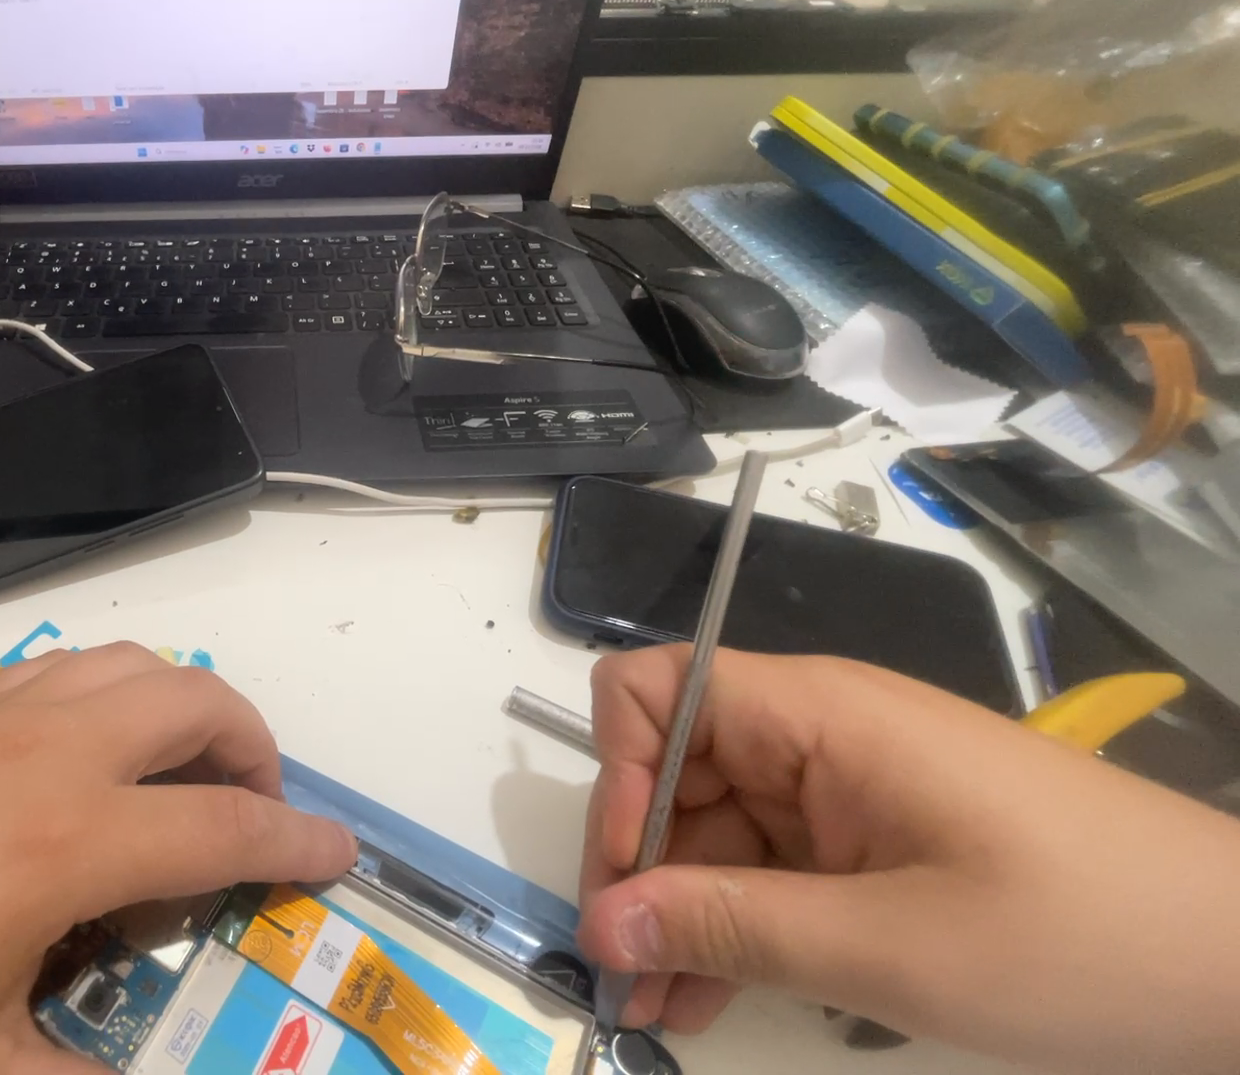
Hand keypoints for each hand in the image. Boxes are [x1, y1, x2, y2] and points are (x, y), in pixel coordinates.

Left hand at [0, 643, 357, 1074]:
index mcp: (63, 838)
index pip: (221, 824)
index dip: (295, 840)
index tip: (342, 851)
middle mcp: (41, 750)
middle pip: (190, 699)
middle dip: (250, 744)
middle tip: (257, 806)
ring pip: (123, 663)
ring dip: (178, 704)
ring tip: (180, 767)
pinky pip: (54, 671)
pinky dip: (104, 694)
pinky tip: (79, 756)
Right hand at [577, 646, 1239, 1074]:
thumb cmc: (1093, 938)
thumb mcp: (899, 948)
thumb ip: (733, 928)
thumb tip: (600, 930)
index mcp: (807, 713)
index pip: (652, 690)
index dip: (617, 767)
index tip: (625, 868)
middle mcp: (800, 731)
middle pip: (665, 771)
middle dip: (634, 868)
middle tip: (618, 969)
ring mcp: (824, 786)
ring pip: (704, 831)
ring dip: (673, 914)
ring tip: (645, 1005)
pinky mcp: (848, 837)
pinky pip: (755, 869)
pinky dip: (724, 929)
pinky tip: (699, 998)